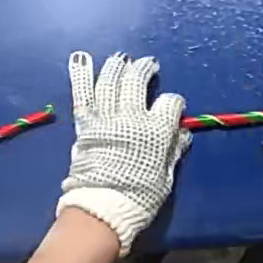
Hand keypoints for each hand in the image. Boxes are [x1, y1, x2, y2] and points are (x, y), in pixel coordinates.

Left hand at [57, 52, 189, 253]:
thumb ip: (172, 151)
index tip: (173, 105)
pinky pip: (82, 95)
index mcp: (156, 131)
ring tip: (121, 58)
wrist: (102, 205)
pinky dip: (80, 75)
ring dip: (116, 66)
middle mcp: (131, 118)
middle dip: (143, 69)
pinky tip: (80, 57)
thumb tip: (181, 133)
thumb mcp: (165, 176)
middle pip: (137, 83)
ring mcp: (105, 119)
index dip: (174, 103)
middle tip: (147, 63)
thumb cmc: (139, 196)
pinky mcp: (86, 125)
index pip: (170, 104)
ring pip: (110, 83)